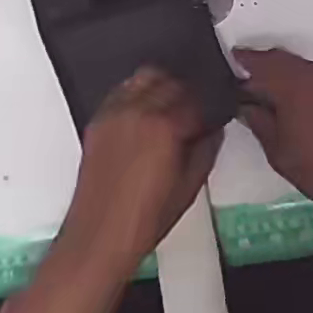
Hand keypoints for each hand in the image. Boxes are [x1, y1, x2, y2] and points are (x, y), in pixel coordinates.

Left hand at [55, 67, 222, 270]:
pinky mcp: (98, 119)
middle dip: (186, 93)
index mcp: (166, 128)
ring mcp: (115, 112)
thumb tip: (214, 131)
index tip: (210, 114)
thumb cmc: (145, 219)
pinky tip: (143, 110)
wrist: (100, 234)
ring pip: (144, 77)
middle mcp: (139, 112)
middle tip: (193, 110)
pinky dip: (136, 92)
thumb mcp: (188, 188)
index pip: (195, 100)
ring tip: (168, 104)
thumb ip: (206, 150)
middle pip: (171, 82)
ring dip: (161, 85)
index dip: (207, 107)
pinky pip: (121, 90)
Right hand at [234, 47, 312, 228]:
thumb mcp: (276, 149)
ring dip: (272, 67)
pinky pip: (303, 70)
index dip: (239, 62)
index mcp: (290, 85)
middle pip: (275, 58)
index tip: (226, 64)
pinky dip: (288, 74)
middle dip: (255, 63)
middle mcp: (308, 74)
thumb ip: (256, 121)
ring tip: (255, 86)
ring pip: (290, 63)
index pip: (258, 63)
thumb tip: (244, 105)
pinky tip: (279, 94)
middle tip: (237, 76)